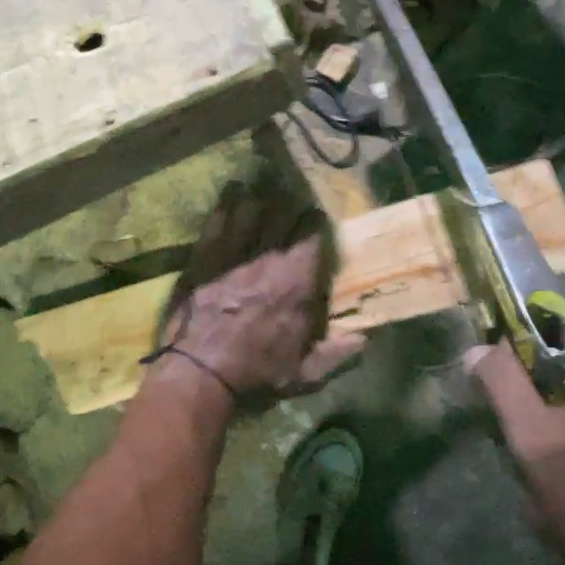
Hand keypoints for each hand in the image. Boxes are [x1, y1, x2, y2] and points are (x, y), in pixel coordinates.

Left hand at [160, 188, 364, 400]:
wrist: (198, 373)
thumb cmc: (254, 374)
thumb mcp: (304, 375)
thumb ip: (337, 354)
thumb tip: (366, 338)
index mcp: (296, 283)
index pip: (312, 235)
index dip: (316, 222)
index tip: (316, 218)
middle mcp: (268, 259)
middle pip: (283, 215)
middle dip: (290, 204)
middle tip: (292, 198)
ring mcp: (234, 255)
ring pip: (252, 210)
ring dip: (261, 199)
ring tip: (265, 188)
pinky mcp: (206, 256)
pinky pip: (219, 220)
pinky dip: (227, 203)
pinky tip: (233, 190)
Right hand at [465, 331, 564, 559]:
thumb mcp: (532, 435)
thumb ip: (503, 383)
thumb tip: (477, 349)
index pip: (557, 326)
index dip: (519, 339)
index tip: (494, 364)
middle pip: (562, 352)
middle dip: (527, 369)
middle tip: (501, 397)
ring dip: (539, 393)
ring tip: (518, 421)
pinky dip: (557, 410)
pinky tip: (542, 439)